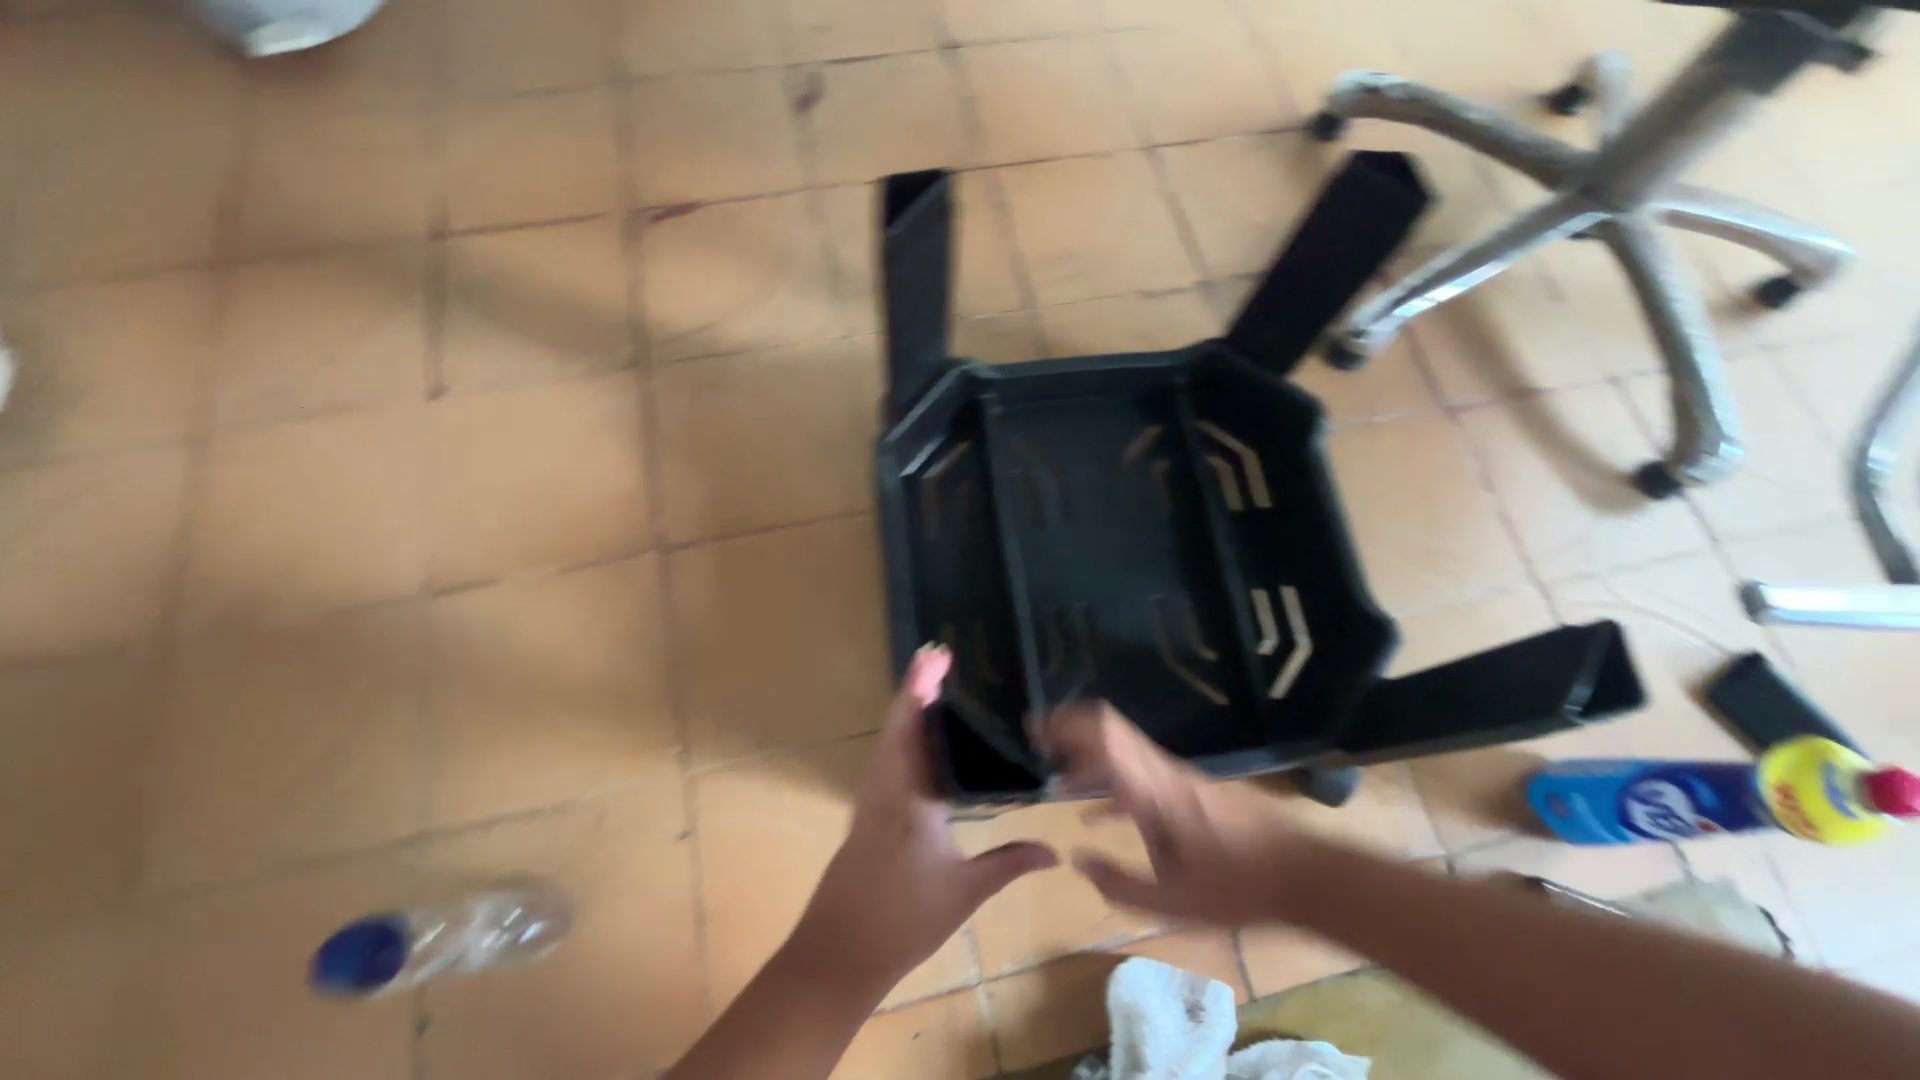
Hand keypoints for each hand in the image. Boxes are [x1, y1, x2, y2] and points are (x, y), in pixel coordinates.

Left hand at [787, 646, 1058, 996]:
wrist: (837, 955)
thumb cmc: (903, 920)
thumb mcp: (965, 891)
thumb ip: (1009, 862)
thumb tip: (1053, 851)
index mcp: (909, 796)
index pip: (913, 727)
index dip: (922, 688)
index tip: (935, 655)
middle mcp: (883, 789)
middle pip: (896, 725)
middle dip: (917, 690)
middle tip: (942, 663)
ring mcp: (868, 803)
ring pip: (886, 744)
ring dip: (908, 714)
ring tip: (937, 695)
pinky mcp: (864, 818)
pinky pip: (884, 764)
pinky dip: (902, 741)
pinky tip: (921, 750)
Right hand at [1047, 701, 1322, 927]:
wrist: (1306, 875)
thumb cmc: (1239, 890)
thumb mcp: (1174, 902)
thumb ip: (1120, 885)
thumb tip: (1077, 860)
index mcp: (1153, 791)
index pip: (1102, 735)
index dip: (1065, 725)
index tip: (1033, 731)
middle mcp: (1164, 774)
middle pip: (1109, 732)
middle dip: (1069, 734)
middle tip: (1036, 747)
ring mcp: (1181, 780)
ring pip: (1125, 754)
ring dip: (1089, 761)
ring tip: (1058, 780)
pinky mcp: (1195, 793)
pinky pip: (1142, 775)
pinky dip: (1113, 783)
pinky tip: (1096, 814)